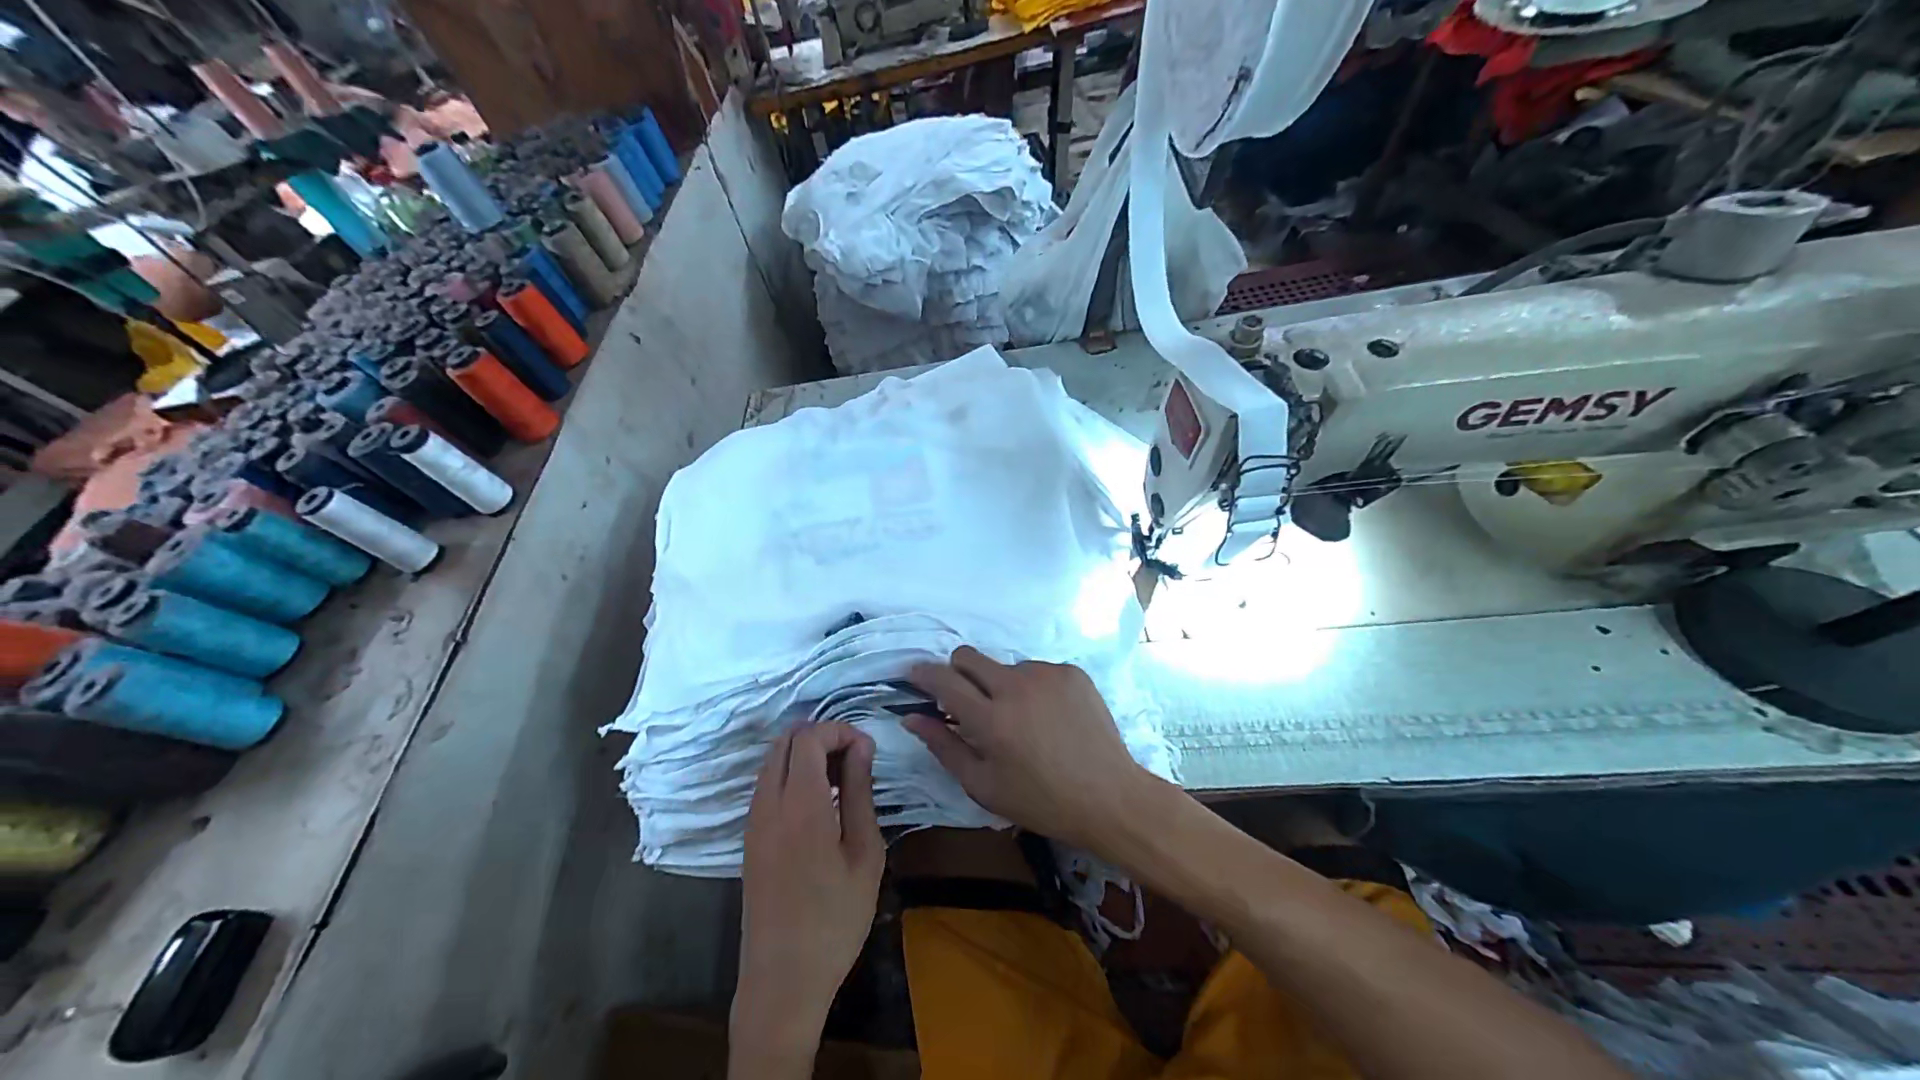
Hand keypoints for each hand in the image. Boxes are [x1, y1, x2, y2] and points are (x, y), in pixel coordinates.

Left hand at [731, 722, 883, 1075]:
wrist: (783, 979)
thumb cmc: (835, 919)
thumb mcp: (865, 854)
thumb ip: (860, 792)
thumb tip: (862, 746)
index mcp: (799, 804)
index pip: (809, 738)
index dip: (840, 730)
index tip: (868, 748)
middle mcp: (767, 804)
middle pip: (785, 741)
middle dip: (822, 736)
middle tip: (856, 758)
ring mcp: (752, 820)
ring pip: (772, 760)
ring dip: (805, 754)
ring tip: (843, 778)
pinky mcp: (748, 837)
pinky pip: (766, 784)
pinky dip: (792, 774)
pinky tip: (820, 800)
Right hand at [904, 646, 1155, 850]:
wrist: (1109, 797)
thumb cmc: (1040, 800)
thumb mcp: (983, 785)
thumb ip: (944, 746)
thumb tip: (912, 717)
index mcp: (990, 719)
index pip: (943, 680)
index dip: (923, 674)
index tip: (914, 675)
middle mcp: (1016, 686)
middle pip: (968, 657)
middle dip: (957, 673)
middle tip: (966, 701)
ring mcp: (1047, 675)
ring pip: (1005, 666)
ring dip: (1000, 686)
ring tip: (1021, 721)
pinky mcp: (1072, 672)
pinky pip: (1037, 671)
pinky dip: (1033, 688)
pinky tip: (1048, 718)